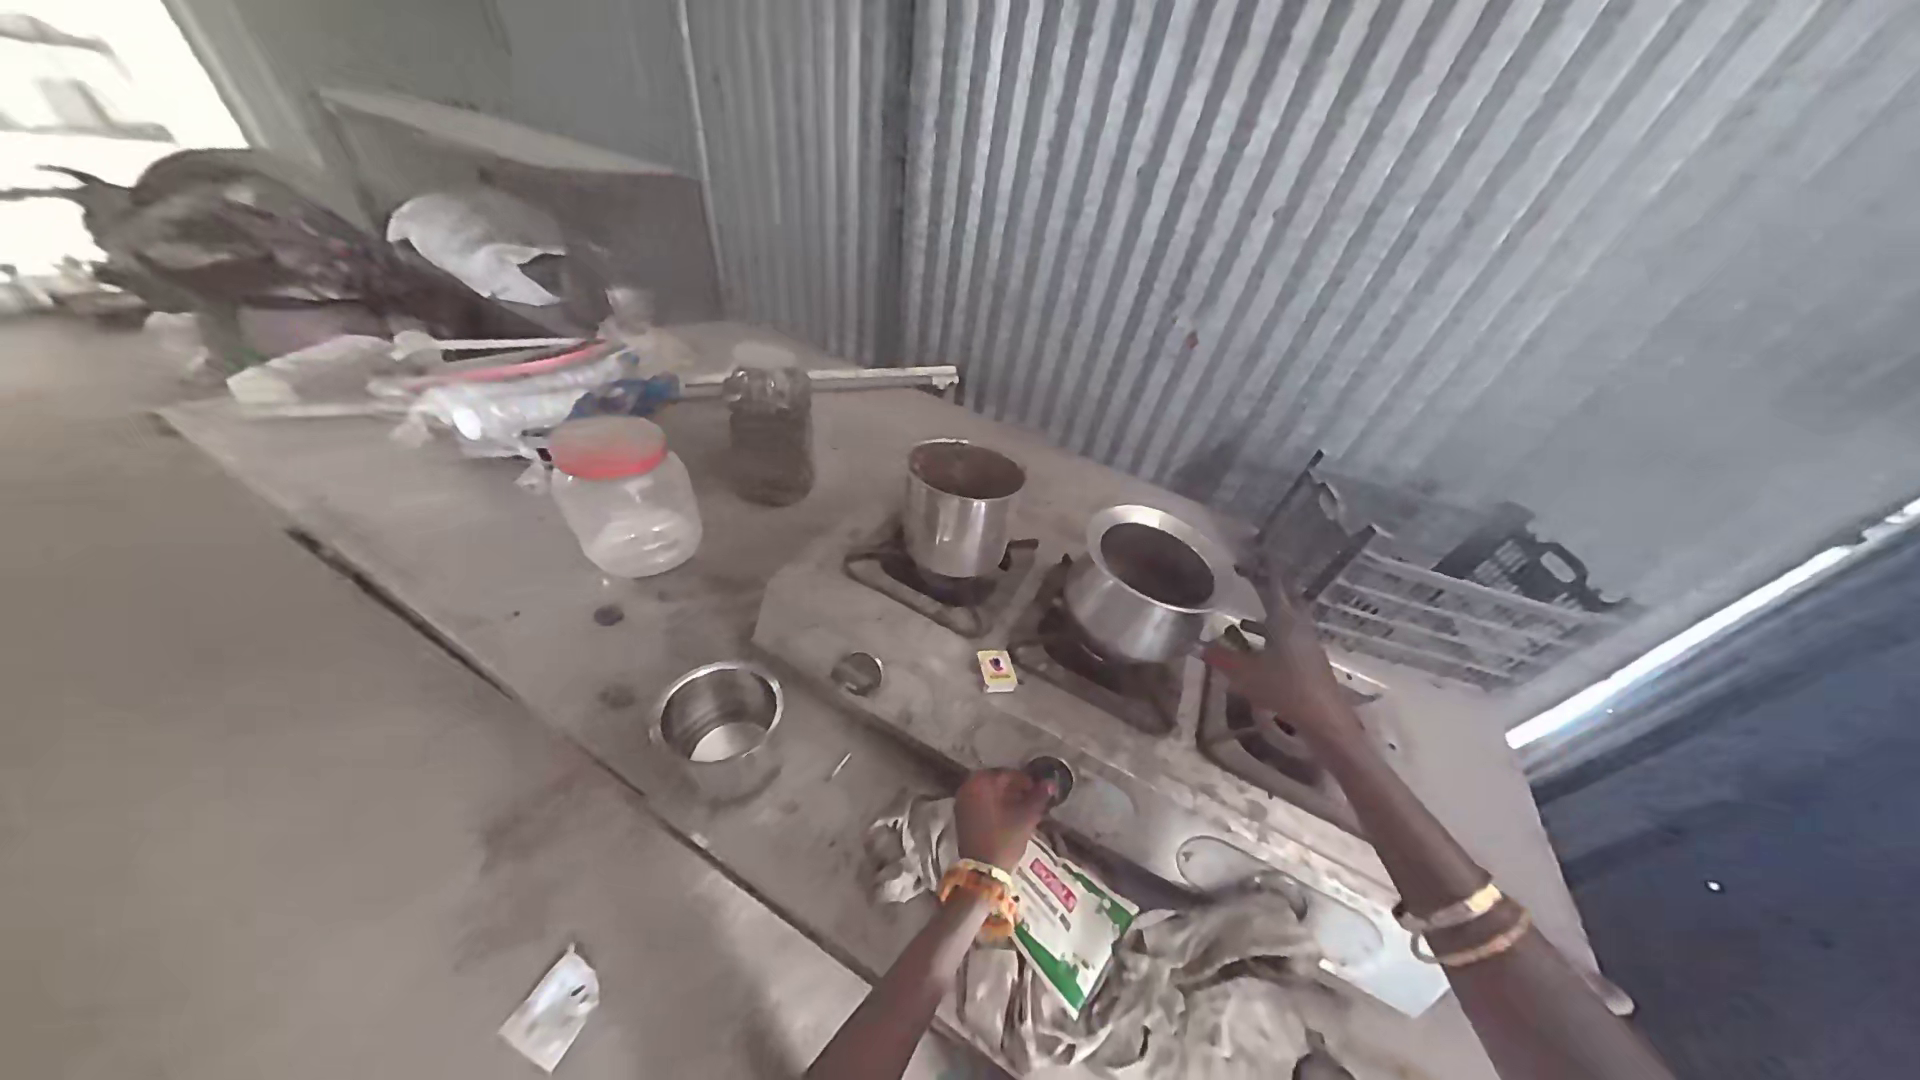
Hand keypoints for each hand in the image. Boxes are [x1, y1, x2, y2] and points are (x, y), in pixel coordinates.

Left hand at [954, 768, 1053, 870]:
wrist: (982, 870)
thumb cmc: (1005, 839)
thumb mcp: (1026, 817)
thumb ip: (1039, 797)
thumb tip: (1050, 783)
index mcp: (982, 781)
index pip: (1009, 774)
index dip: (1027, 782)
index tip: (1039, 792)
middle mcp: (968, 785)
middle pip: (997, 781)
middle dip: (1015, 788)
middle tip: (1031, 799)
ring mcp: (962, 800)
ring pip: (988, 791)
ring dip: (1004, 796)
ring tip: (1021, 808)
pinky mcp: (960, 814)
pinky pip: (980, 801)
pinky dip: (993, 804)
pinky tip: (1007, 815)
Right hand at [1203, 572, 1356, 736]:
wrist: (1324, 719)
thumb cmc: (1284, 689)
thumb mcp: (1244, 673)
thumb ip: (1219, 657)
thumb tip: (1194, 644)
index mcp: (1283, 619)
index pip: (1271, 583)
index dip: (1258, 569)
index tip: (1243, 559)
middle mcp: (1298, 623)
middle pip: (1284, 594)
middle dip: (1266, 583)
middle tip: (1247, 577)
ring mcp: (1306, 639)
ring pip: (1286, 614)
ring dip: (1268, 608)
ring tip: (1244, 611)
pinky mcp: (1308, 655)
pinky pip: (1287, 631)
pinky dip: (1270, 629)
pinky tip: (1255, 641)